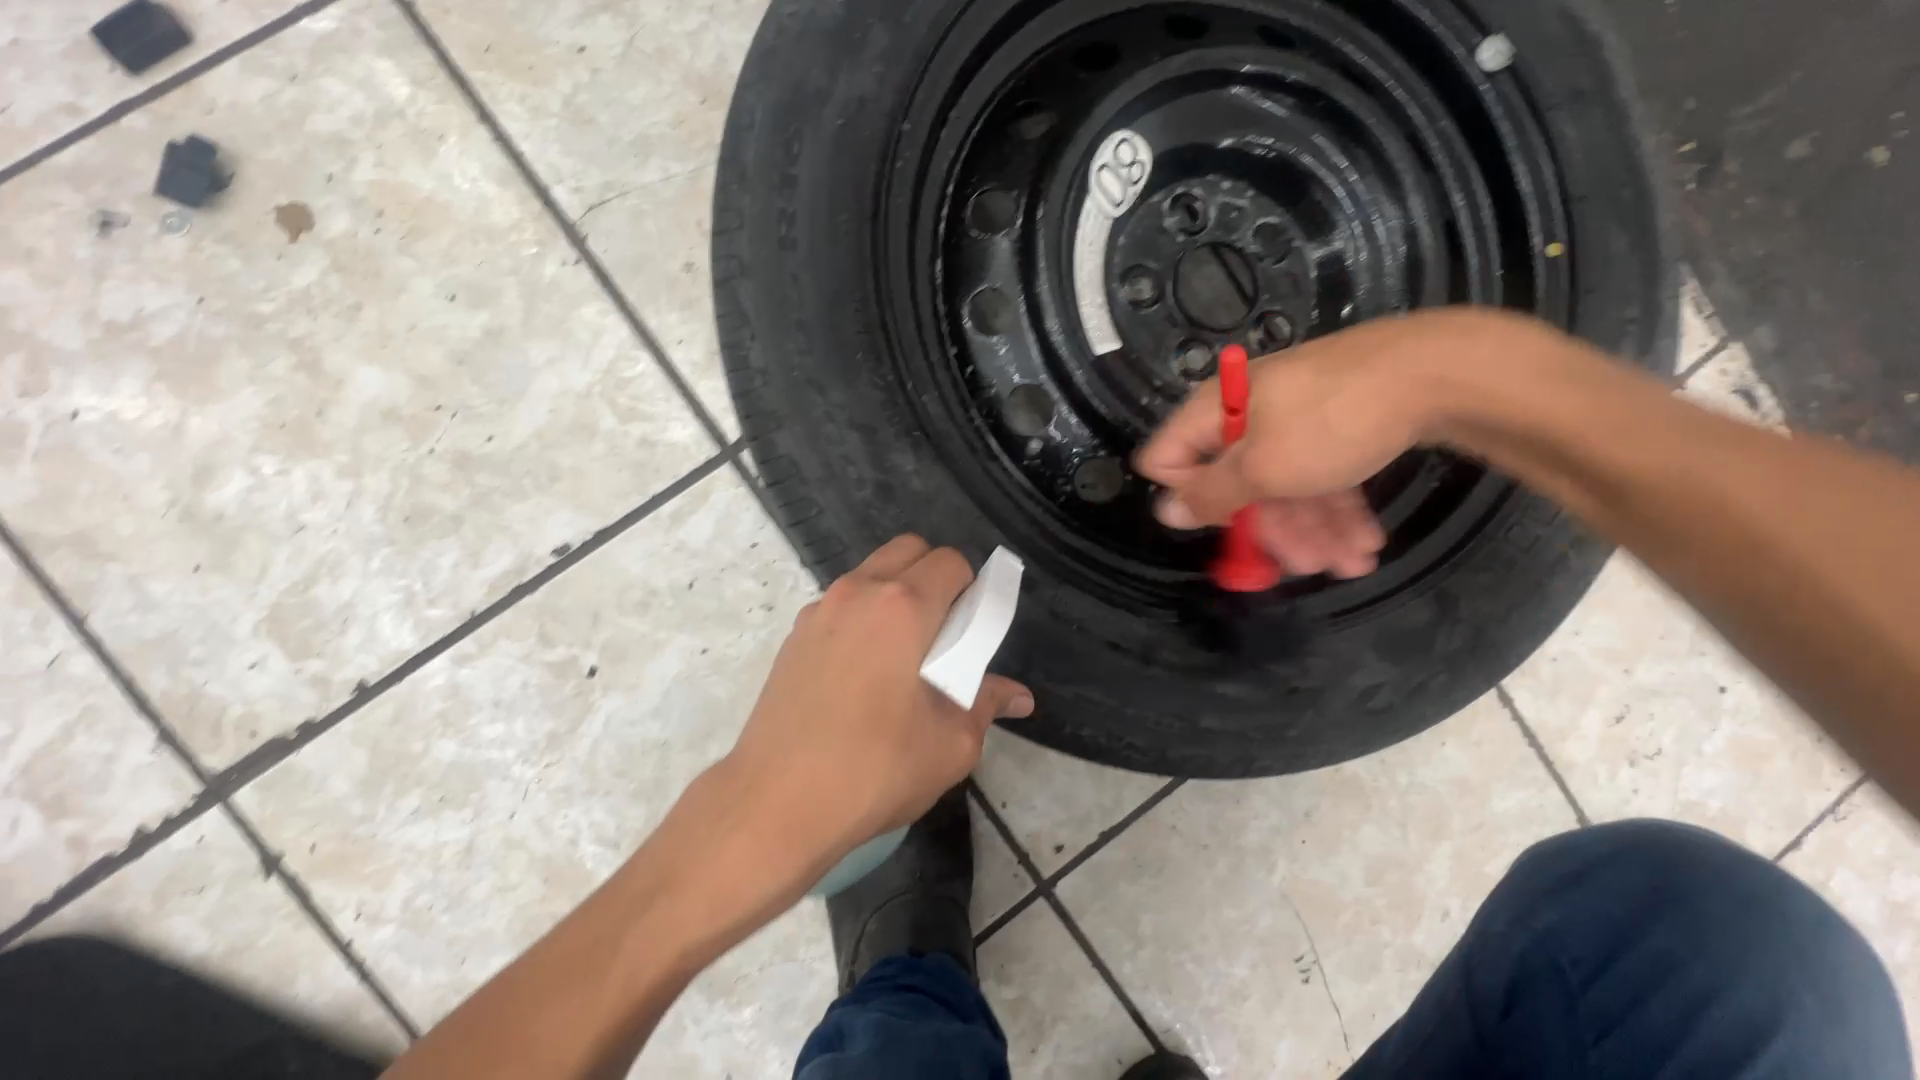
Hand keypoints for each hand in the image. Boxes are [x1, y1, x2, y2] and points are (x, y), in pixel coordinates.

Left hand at [723, 535, 1032, 865]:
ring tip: (904, 659)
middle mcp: (857, 593)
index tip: (974, 632)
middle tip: (945, 637)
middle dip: (936, 579)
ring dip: (896, 597)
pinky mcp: (793, 638)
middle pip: (909, 551)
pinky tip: (864, 677)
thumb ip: (986, 704)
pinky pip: (841, 607)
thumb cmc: (874, 769)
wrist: (775, 804)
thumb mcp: (950, 744)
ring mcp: (818, 612)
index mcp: (902, 607)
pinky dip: (863, 619)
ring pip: (870, 575)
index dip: (973, 590)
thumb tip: (1018, 696)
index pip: (951, 563)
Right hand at [1134, 309, 1543, 576]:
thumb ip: (1211, 494)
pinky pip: (1321, 475)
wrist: (1436, 374)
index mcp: (1217, 411)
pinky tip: (1365, 545)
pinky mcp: (1336, 426)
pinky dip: (1338, 511)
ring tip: (1349, 564)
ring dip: (1313, 531)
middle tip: (1304, 564)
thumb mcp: (1264, 468)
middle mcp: (1249, 413)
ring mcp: (1296, 419)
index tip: (1224, 524)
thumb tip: (1164, 510)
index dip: (1187, 495)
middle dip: (1271, 529)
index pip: (1168, 457)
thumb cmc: (1333, 422)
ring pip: (1285, 486)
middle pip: (1237, 483)